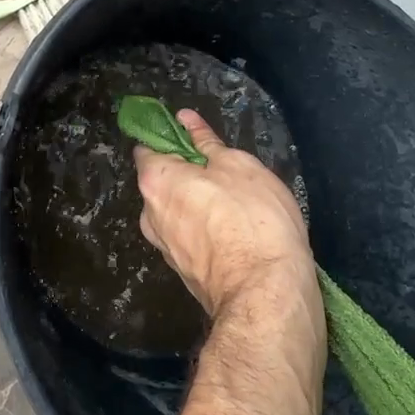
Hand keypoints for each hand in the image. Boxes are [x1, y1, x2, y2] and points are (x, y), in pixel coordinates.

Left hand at [132, 109, 315, 316]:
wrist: (266, 295)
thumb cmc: (252, 218)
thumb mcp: (237, 166)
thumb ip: (207, 141)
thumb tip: (184, 119)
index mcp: (155, 181)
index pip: (148, 149)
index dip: (170, 142)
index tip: (196, 143)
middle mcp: (149, 215)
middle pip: (161, 184)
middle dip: (186, 177)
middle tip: (225, 176)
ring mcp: (165, 249)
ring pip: (176, 215)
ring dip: (197, 207)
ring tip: (237, 208)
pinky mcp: (185, 275)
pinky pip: (190, 241)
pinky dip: (206, 234)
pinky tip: (236, 236)